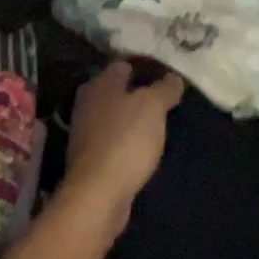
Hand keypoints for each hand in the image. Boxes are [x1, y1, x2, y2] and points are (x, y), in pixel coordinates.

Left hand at [63, 60, 183, 208]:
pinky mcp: (90, 159)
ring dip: (133, 121)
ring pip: (115, 117)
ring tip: (159, 126)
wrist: (99, 193)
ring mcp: (85, 132)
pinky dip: (127, 143)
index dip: (146, 68)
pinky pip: (113, 142)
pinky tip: (143, 150)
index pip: (124, 65)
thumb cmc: (126, 139)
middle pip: (117, 91)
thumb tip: (173, 77)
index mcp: (100, 83)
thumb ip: (164, 88)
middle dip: (139, 95)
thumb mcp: (153, 106)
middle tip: (167, 101)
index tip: (168, 76)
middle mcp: (87, 103)